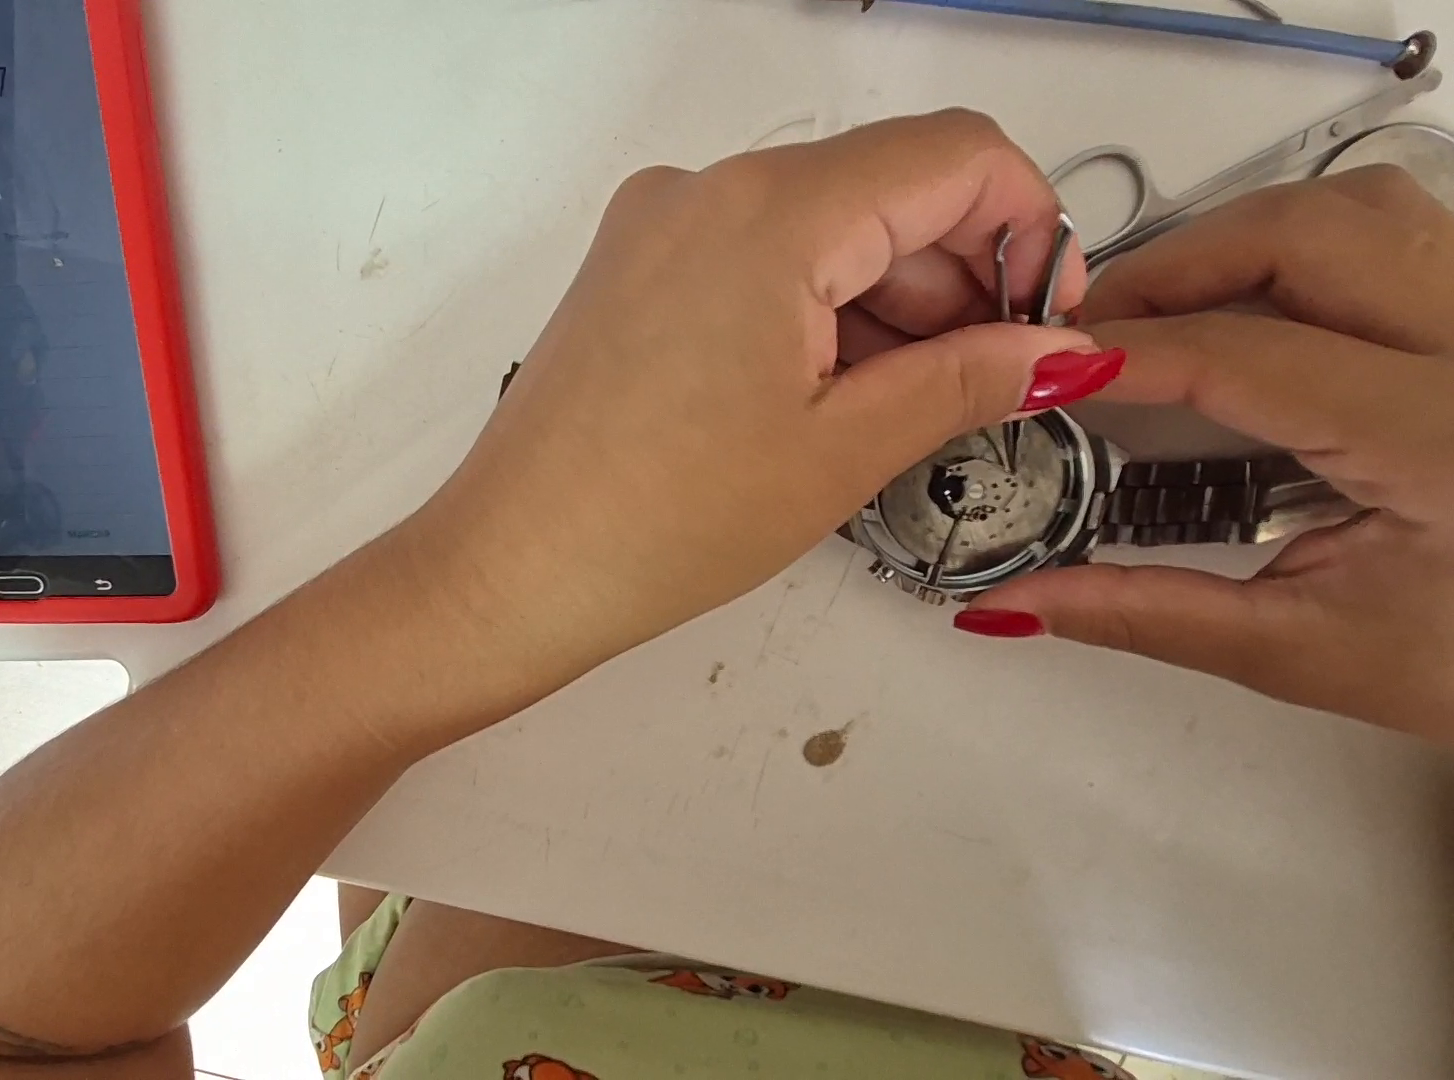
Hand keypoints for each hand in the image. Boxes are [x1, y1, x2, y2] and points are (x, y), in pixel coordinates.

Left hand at [402, 110, 1109, 697]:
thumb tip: (1061, 349)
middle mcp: (697, 192)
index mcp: (767, 210)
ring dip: (869, 306)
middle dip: (944, 282)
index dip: (1026, 230)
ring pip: (806, 234)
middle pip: (874, 194)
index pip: (952, 156)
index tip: (1041, 321)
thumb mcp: (838, 451)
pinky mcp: (620, 278)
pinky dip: (796, 312)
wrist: (514, 567)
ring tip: (881, 409)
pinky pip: (740, 264)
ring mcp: (646, 233)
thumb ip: (965, 379)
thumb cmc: (664, 521)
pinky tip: (808, 392)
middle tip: (968, 385)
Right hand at [966, 166, 1453, 741]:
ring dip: (1229, 246)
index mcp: (1446, 435)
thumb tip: (1008, 604)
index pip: (1244, 355)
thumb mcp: (1310, 651)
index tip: (1029, 372)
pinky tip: (1233, 320)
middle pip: (1311, 231)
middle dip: (1168, 266)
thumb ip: (1145, 615)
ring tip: (1148, 320)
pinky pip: (1392, 235)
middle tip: (1081, 334)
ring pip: (1361, 209)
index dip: (1120, 354)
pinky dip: (1285, 255)